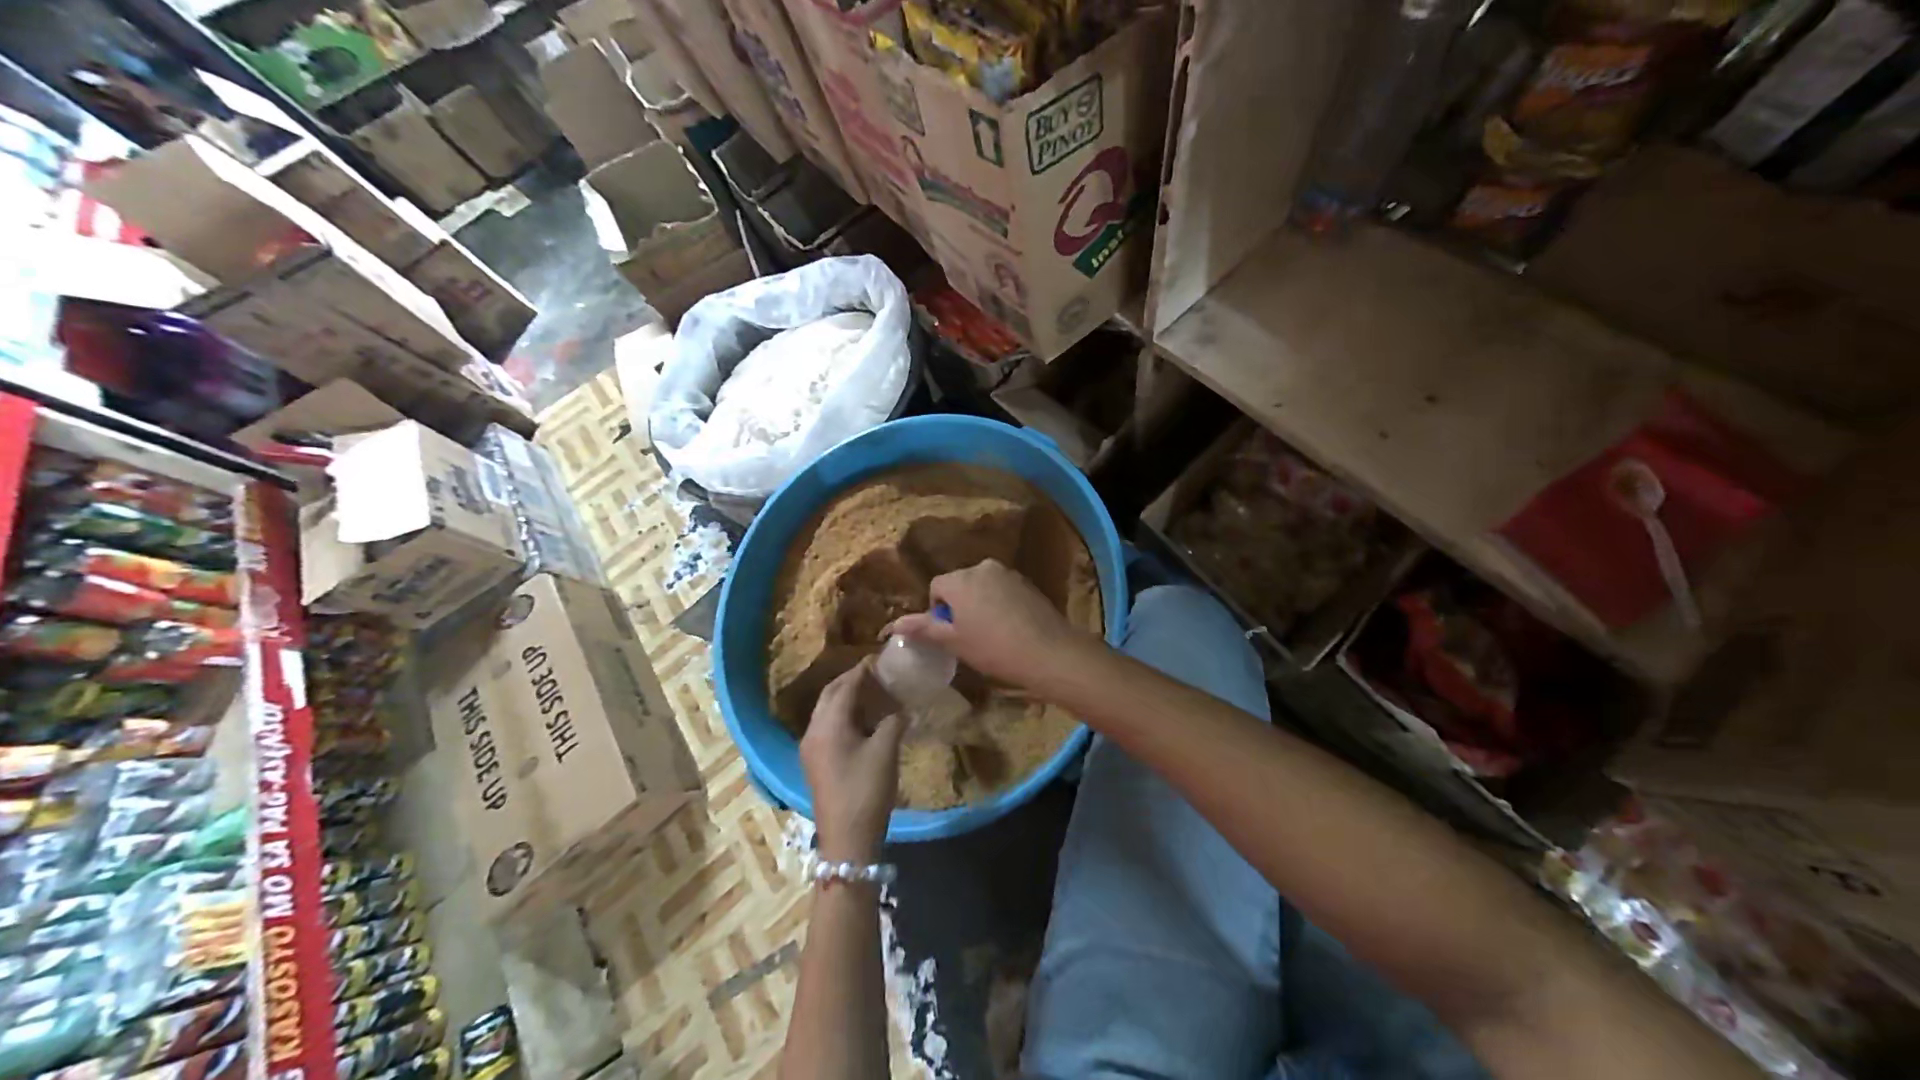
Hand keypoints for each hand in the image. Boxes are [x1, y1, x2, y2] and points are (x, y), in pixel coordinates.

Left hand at [800, 658, 906, 862]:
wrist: (847, 840)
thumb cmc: (866, 790)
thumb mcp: (885, 751)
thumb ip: (893, 721)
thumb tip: (900, 709)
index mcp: (828, 723)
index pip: (845, 686)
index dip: (862, 671)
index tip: (880, 659)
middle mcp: (813, 730)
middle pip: (830, 694)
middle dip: (850, 681)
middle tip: (875, 674)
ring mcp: (811, 748)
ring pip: (826, 711)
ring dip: (846, 698)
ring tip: (872, 694)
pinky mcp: (815, 763)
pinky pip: (826, 727)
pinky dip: (842, 715)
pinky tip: (862, 721)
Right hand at [883, 559, 1102, 694]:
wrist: (1048, 651)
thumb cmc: (993, 648)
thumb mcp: (953, 642)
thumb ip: (923, 628)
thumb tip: (894, 624)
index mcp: (960, 579)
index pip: (936, 587)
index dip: (938, 611)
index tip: (950, 634)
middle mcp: (982, 567)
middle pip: (960, 584)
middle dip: (960, 605)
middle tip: (969, 636)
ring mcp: (1008, 574)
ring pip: (983, 587)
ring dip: (981, 604)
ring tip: (991, 634)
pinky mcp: (1028, 583)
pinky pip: (1003, 591)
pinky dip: (1000, 605)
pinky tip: (1010, 629)